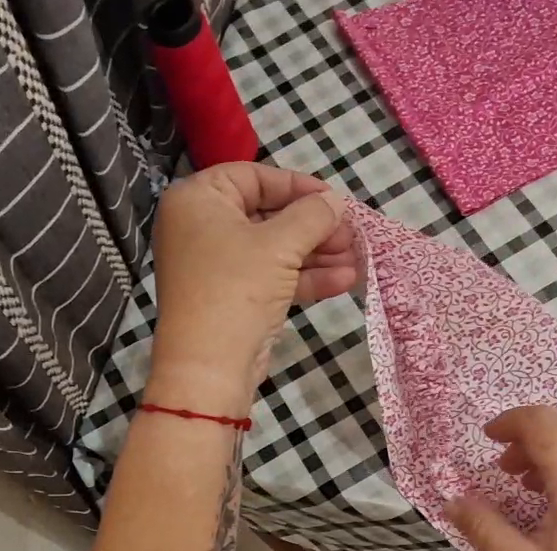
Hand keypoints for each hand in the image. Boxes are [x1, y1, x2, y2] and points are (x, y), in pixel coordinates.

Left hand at [148, 163, 356, 412]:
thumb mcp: (279, 245)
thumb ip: (312, 216)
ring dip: (317, 254)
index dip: (296, 186)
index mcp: (198, 200)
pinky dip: (306, 278)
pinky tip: (345, 280)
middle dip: (314, 226)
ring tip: (358, 258)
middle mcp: (203, 229)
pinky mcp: (236, 300)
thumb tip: (335, 202)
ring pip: (275, 251)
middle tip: (351, 233)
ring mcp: (219, 267)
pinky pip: (273, 279)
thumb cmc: (236, 289)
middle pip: (268, 215)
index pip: (252, 177)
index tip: (333, 198)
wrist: (210, 366)